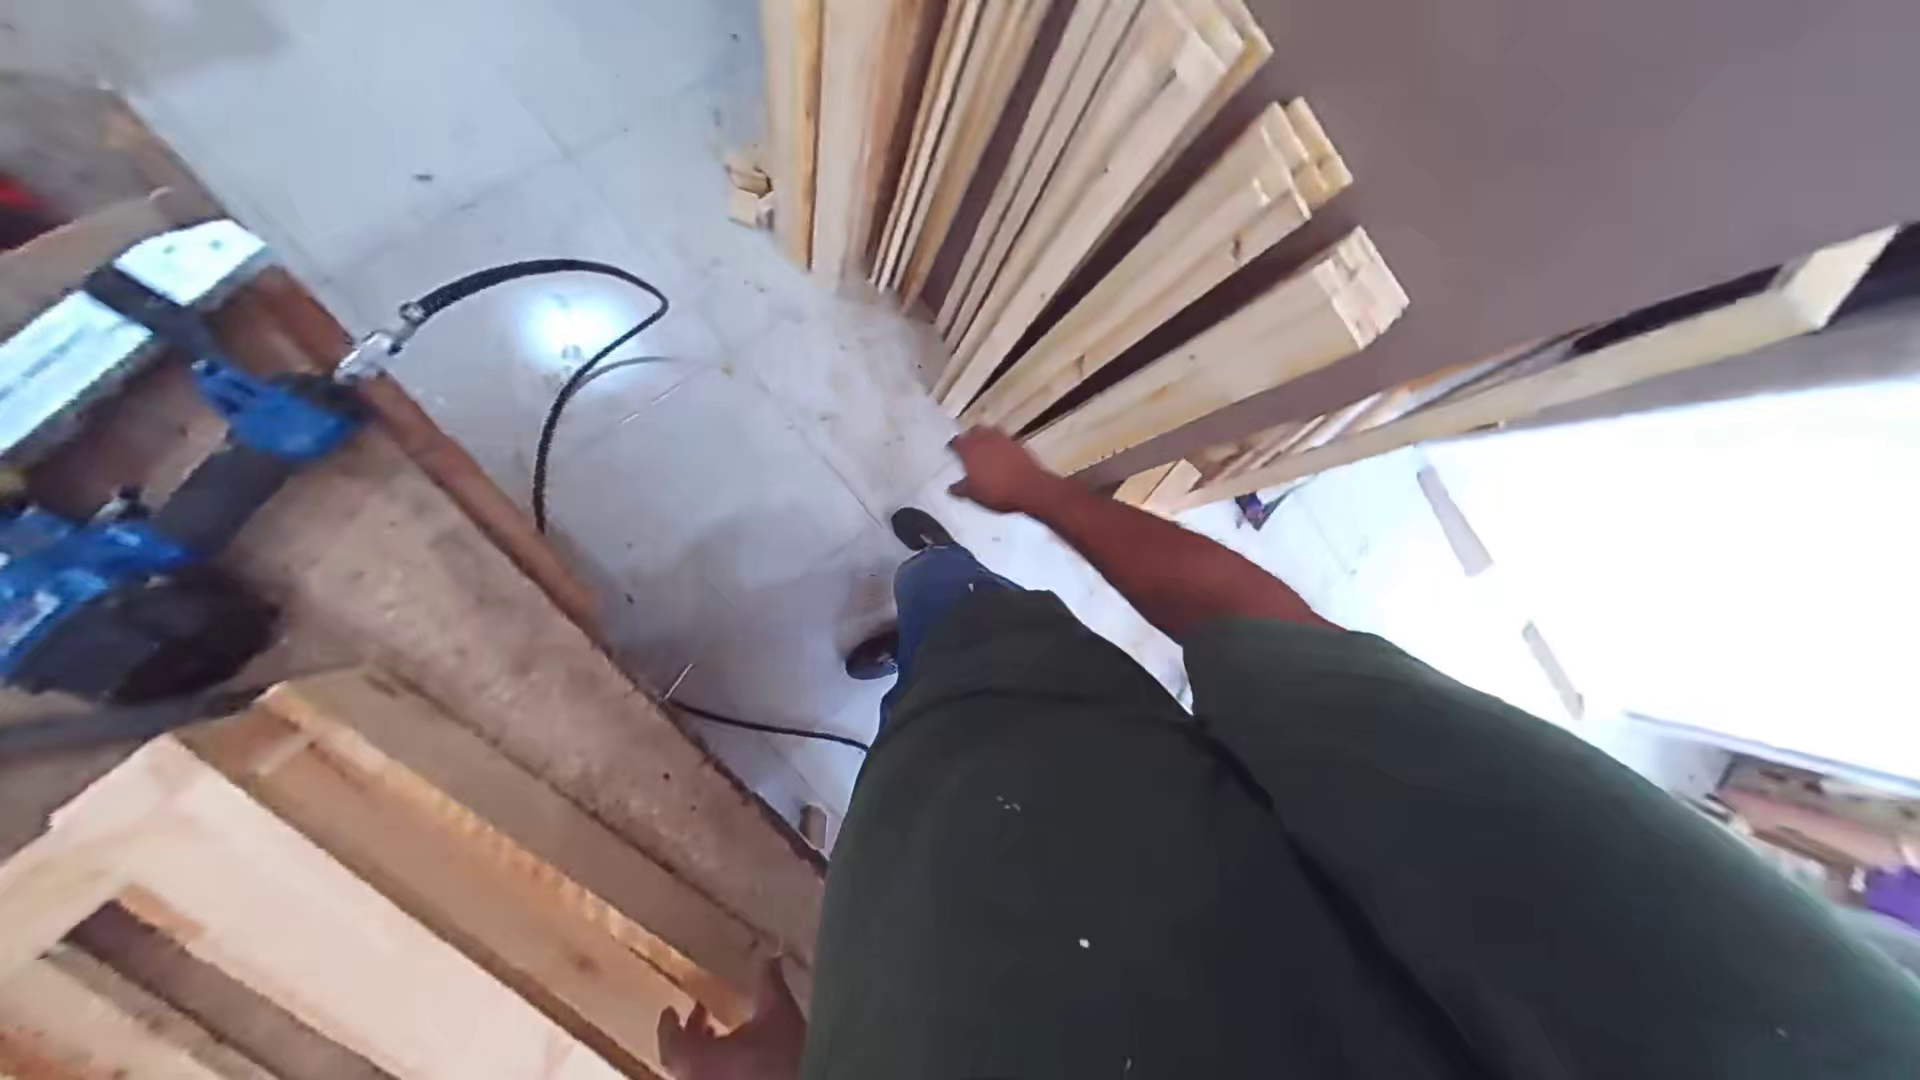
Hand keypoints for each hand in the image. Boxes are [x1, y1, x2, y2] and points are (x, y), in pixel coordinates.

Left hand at [657, 960, 805, 1079]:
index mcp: (701, 1060)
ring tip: (716, 1032)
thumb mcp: (778, 1010)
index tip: (670, 1008)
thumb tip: (770, 955)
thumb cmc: (783, 1055)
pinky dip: (709, 1066)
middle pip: (679, 1061)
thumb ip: (769, 981)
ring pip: (691, 1074)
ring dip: (699, 1051)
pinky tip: (733, 1056)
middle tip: (701, 1012)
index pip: (672, 1044)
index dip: (668, 1026)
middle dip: (687, 1034)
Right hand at [948, 426, 1064, 514]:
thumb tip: (951, 488)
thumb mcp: (974, 494)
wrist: (1030, 487)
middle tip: (968, 448)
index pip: (956, 442)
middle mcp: (985, 438)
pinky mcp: (1018, 443)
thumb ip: (960, 489)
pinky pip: (1004, 440)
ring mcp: (1003, 439)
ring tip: (985, 449)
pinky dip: (1000, 445)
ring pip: (990, 432)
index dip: (953, 446)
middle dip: (970, 437)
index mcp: (970, 449)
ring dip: (985, 438)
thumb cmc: (996, 491)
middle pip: (973, 431)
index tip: (952, 451)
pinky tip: (1001, 455)